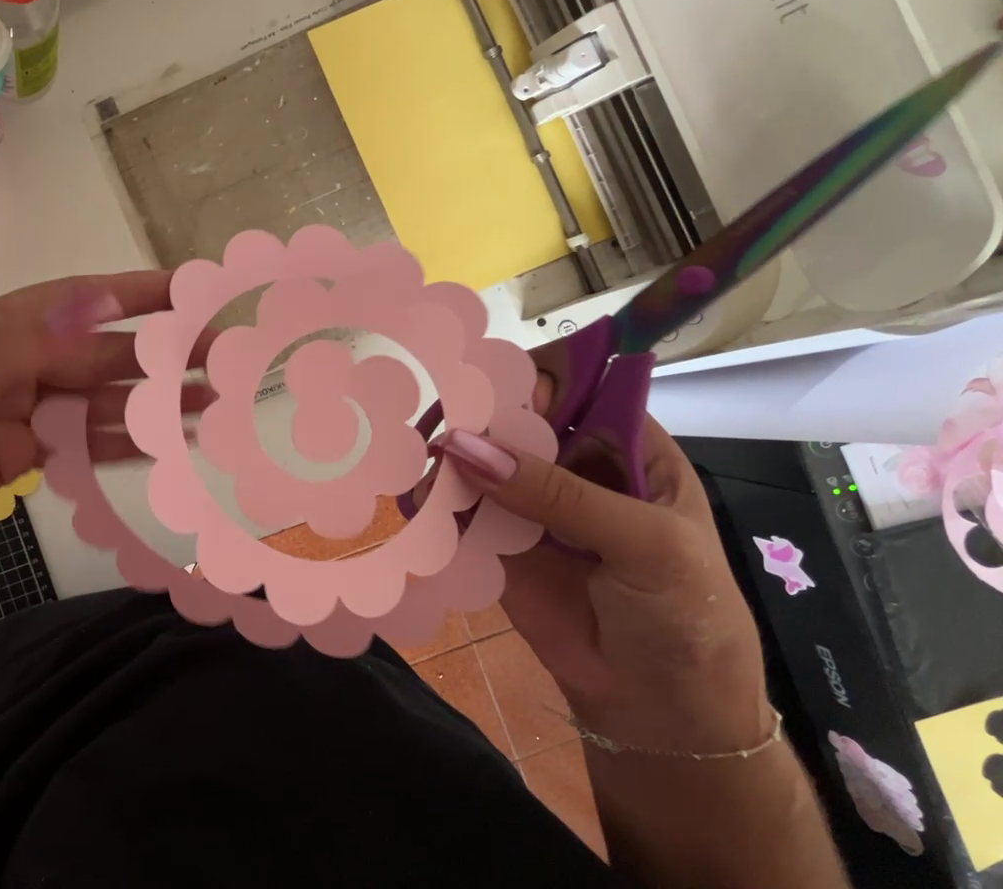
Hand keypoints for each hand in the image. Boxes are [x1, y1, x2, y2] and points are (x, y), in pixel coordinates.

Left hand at [0, 272, 211, 570]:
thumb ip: (19, 341)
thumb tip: (93, 303)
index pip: (76, 302)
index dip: (135, 293)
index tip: (192, 290)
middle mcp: (11, 363)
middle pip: (96, 352)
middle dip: (157, 353)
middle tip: (221, 359)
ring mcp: (17, 412)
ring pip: (95, 400)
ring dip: (148, 402)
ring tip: (209, 406)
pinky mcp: (19, 456)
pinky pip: (78, 443)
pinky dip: (119, 443)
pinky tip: (162, 445)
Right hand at [437, 416, 775, 756]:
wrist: (661, 714)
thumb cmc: (686, 616)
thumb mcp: (645, 543)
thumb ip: (557, 492)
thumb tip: (461, 445)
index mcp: (630, 453)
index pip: (578, 392)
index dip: (536, 383)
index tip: (490, 390)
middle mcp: (575, 470)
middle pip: (516, 424)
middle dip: (476, 420)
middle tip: (434, 425)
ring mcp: (531, 509)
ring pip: (479, 466)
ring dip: (446, 461)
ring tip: (411, 458)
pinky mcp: (495, 547)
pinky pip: (459, 514)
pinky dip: (433, 505)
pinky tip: (415, 500)